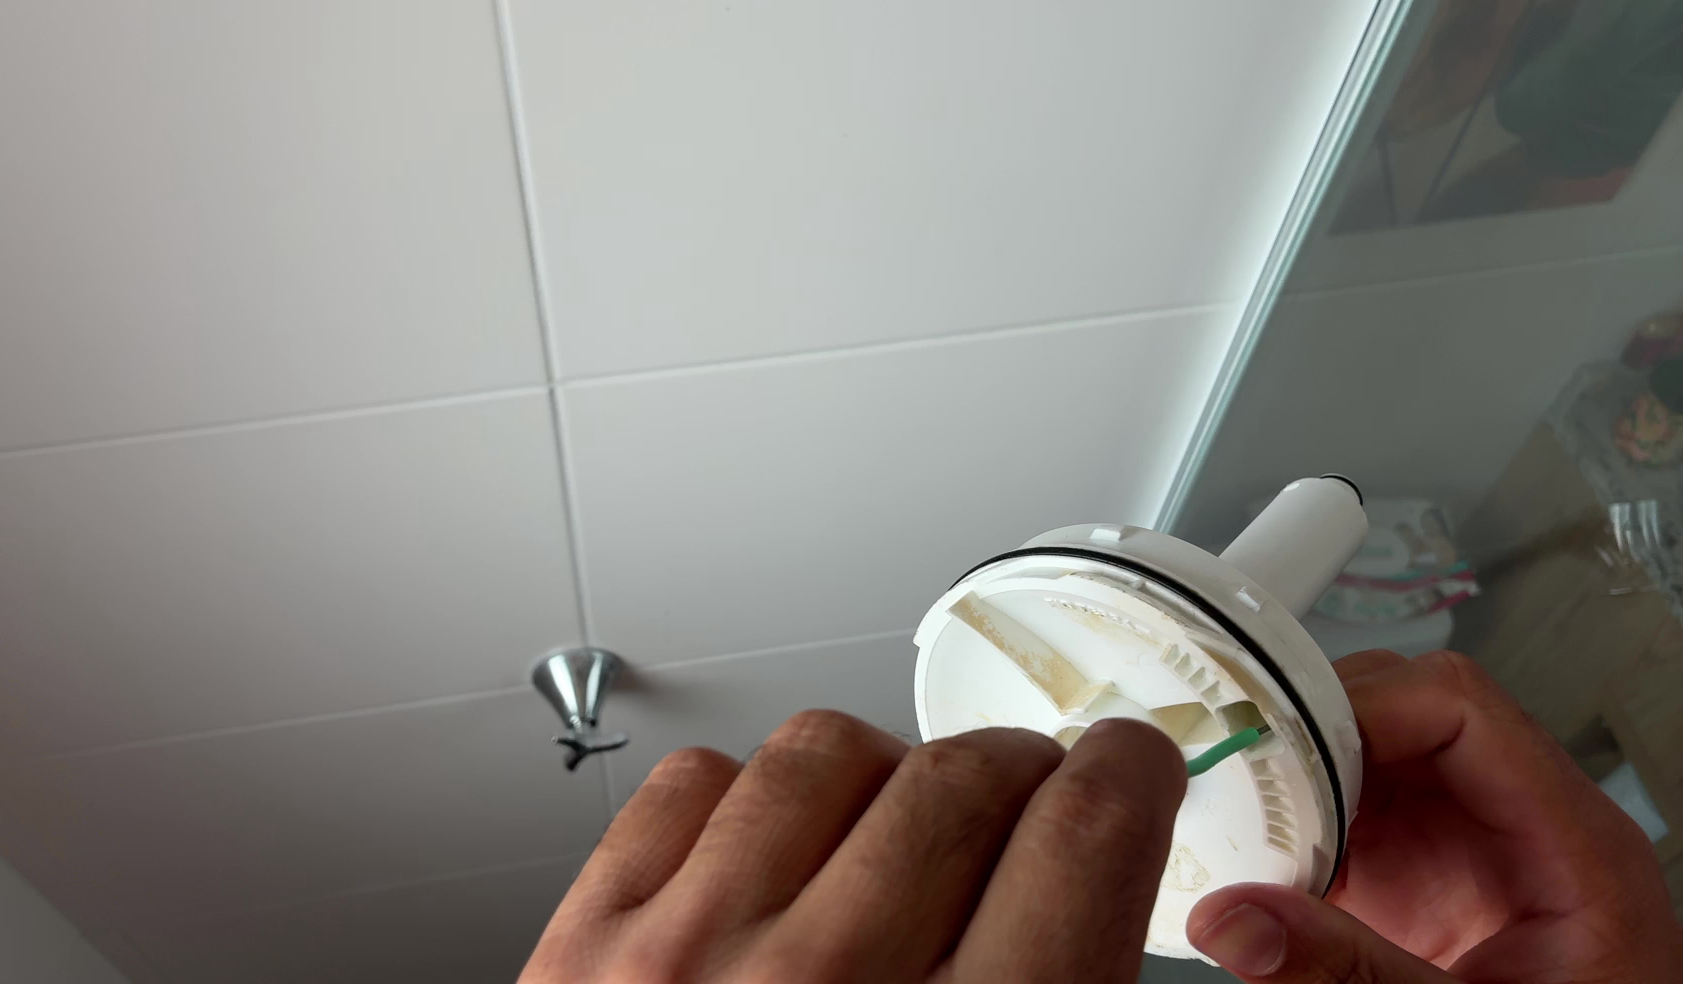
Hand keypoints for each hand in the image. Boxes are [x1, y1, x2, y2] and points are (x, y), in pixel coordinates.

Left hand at [523, 711, 1183, 981]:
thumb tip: (1111, 885)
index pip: (1078, 850)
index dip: (1125, 780)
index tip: (1126, 761)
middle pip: (955, 782)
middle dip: (1014, 769)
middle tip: (1021, 793)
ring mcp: (680, 961)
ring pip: (821, 751)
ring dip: (882, 770)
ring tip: (889, 820)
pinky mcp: (587, 941)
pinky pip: (694, 782)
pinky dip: (749, 793)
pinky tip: (769, 850)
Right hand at [1187, 649, 1682, 981]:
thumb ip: (1352, 969)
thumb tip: (1230, 918)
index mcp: (1567, 842)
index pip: (1457, 705)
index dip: (1362, 704)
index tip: (1284, 737)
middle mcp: (1504, 809)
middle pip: (1392, 695)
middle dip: (1305, 714)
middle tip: (1242, 752)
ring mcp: (1445, 819)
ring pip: (1349, 722)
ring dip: (1283, 745)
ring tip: (1240, 785)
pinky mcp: (1394, 838)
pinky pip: (1325, 771)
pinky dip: (1275, 783)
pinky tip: (1249, 823)